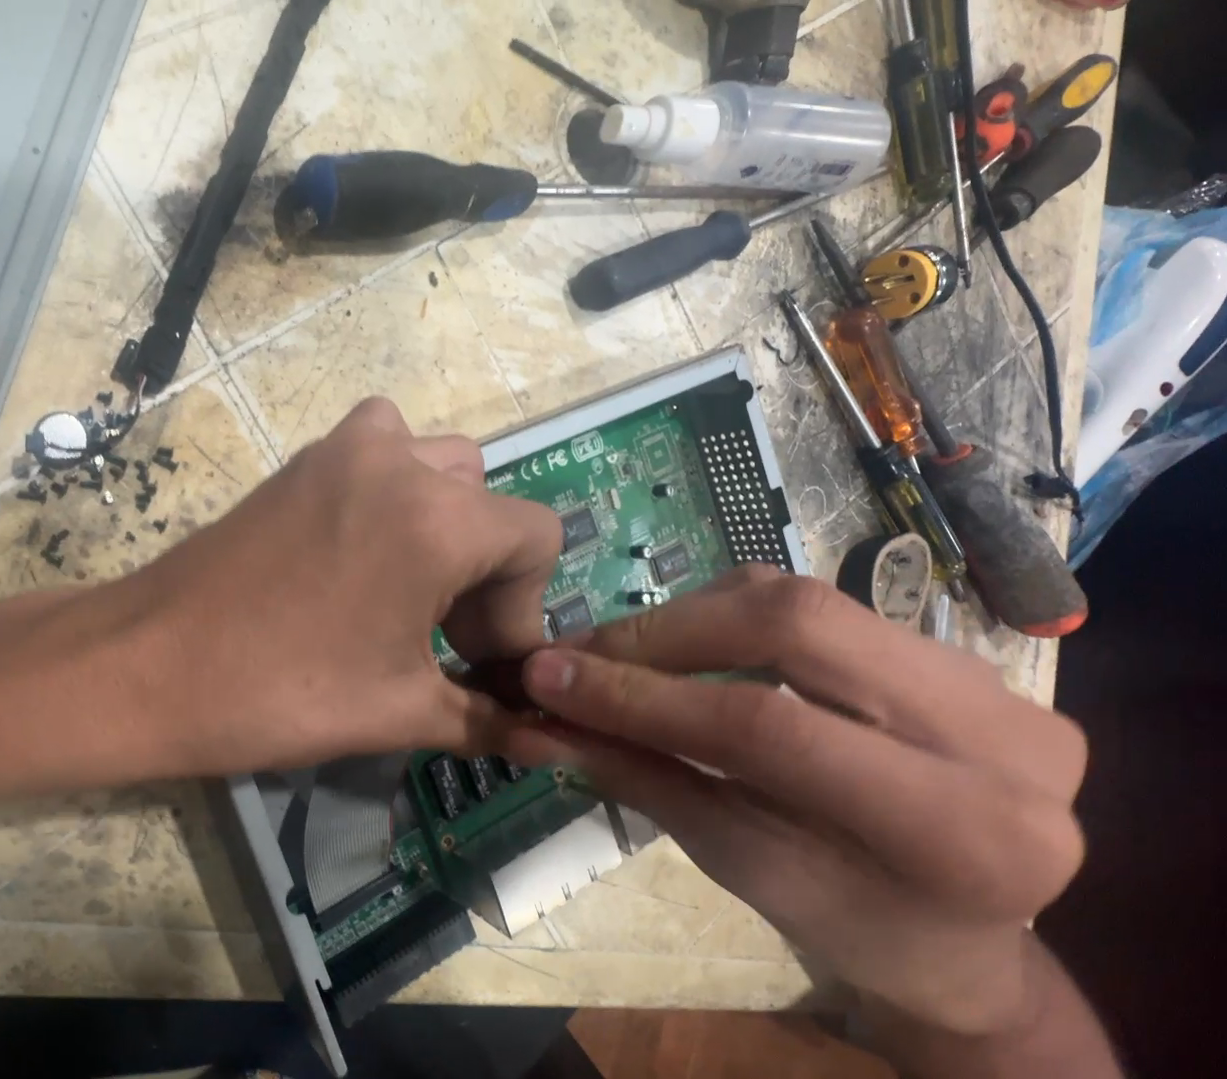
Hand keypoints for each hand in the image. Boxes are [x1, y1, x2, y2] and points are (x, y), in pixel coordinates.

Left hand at [126, 398, 559, 775]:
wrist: (151, 664)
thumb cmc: (282, 692)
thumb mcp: (399, 711)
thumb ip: (486, 718)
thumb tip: (547, 740)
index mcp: (438, 519)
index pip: (537, 536)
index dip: (520, 605)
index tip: (474, 657)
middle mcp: (399, 461)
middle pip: (487, 500)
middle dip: (482, 568)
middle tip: (439, 633)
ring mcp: (342, 449)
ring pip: (434, 464)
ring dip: (442, 520)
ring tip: (402, 587)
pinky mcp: (299, 460)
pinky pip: (377, 449)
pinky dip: (390, 487)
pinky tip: (358, 551)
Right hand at [505, 566, 1088, 1038]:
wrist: (961, 934)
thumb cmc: (847, 925)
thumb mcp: (738, 863)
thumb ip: (639, 777)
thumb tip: (532, 720)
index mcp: (960, 831)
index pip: (767, 728)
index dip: (643, 696)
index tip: (546, 678)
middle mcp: (1001, 735)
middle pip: (796, 625)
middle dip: (663, 632)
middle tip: (577, 652)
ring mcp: (991, 679)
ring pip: (804, 599)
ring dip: (688, 619)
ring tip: (618, 652)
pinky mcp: (960, 652)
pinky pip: (821, 604)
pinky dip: (729, 616)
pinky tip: (685, 646)